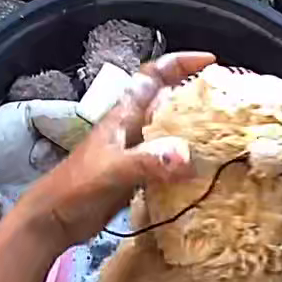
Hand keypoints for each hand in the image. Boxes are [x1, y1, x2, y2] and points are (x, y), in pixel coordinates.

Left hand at [12, 51, 214, 248]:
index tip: (210, 61)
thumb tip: (187, 157)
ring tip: (225, 133)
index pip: (154, 76)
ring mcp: (135, 151)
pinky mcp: (138, 175)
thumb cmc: (76, 187)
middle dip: (196, 95)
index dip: (180, 62)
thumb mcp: (112, 170)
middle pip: (168, 100)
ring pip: (170, 130)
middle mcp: (132, 127)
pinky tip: (205, 169)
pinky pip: (169, 160)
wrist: (53, 220)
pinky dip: (187, 160)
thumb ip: (147, 162)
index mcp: (124, 115)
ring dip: (194, 128)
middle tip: (227, 102)